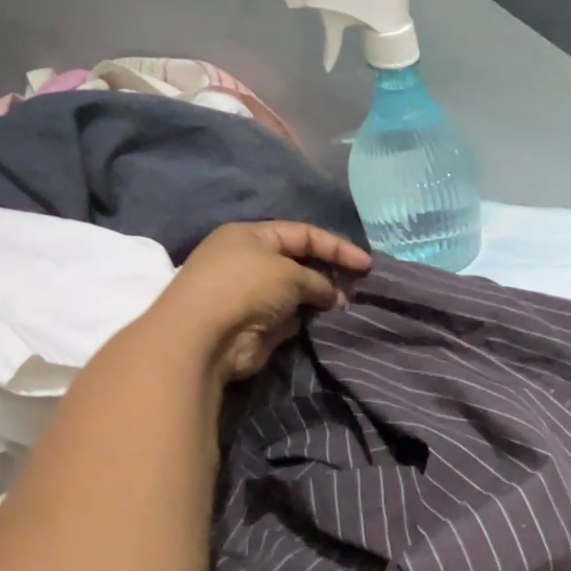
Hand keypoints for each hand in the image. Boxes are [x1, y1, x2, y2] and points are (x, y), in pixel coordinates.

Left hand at [148, 221, 370, 381]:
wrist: (204, 336)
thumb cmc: (245, 287)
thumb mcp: (290, 273)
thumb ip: (319, 280)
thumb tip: (334, 296)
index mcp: (251, 236)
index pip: (303, 234)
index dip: (337, 246)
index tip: (366, 264)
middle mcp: (249, 261)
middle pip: (301, 262)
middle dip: (330, 273)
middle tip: (357, 287)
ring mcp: (250, 294)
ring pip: (297, 292)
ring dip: (320, 298)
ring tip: (345, 306)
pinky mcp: (255, 324)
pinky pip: (290, 317)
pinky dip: (306, 319)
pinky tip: (325, 323)